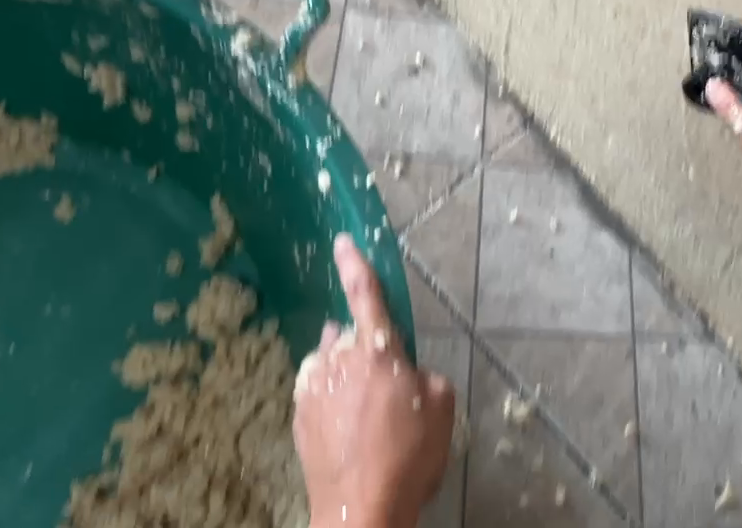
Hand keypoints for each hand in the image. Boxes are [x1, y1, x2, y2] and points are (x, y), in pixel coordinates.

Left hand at [293, 234, 456, 527]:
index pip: (365, 291)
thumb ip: (424, 372)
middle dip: (363, 345)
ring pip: (330, 361)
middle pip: (348, 333)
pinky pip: (318, 390)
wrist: (361, 511)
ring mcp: (312, 387)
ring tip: (364, 409)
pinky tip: (347, 428)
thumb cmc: (410, 454)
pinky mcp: (298, 416)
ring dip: (345, 371)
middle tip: (383, 381)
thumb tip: (407, 371)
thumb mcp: (442, 403)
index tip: (342, 241)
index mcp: (377, 348)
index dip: (355, 262)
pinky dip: (331, 398)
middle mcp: (339, 358)